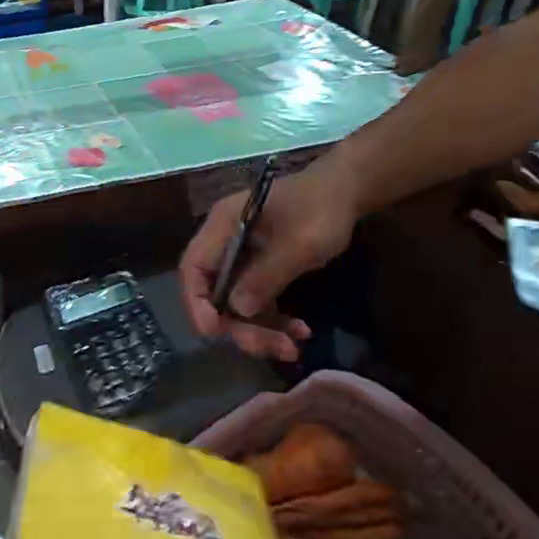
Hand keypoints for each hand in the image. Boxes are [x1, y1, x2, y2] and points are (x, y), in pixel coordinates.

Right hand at [180, 156, 360, 360]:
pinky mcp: (260, 266)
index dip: (197, 302)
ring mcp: (241, 255)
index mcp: (222, 225)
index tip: (216, 332)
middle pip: (214, 291)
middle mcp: (223, 241)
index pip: (192, 267)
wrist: (347, 189)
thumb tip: (237, 310)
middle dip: (238, 325)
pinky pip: (256, 298)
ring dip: (259, 328)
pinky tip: (301, 330)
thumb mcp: (298, 244)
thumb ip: (266, 276)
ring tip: (292, 347)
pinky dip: (273, 318)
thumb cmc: (320, 209)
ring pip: (235, 301)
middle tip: (272, 348)